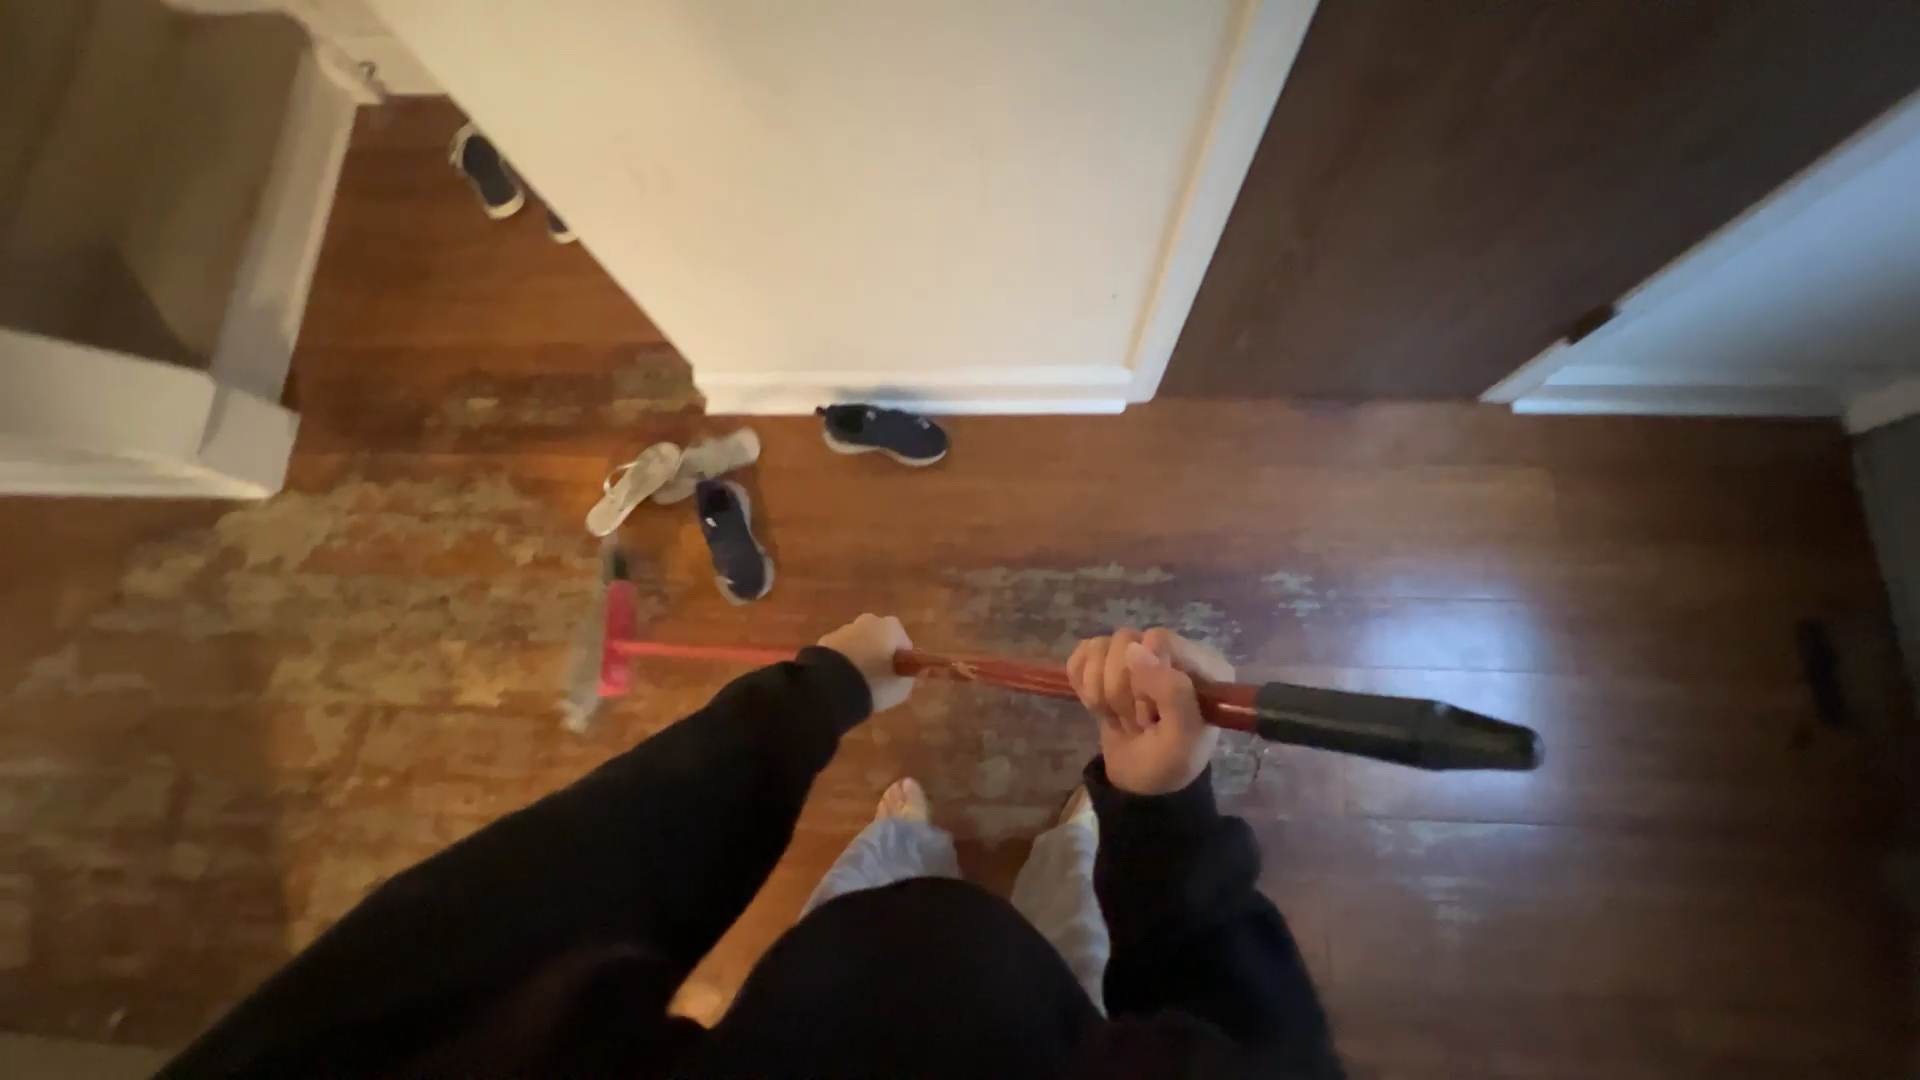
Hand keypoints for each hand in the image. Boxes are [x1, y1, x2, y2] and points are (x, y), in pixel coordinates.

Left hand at [818, 614, 913, 712]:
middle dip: (879, 656)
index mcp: (892, 627)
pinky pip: (840, 653)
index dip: (903, 663)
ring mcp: (844, 629)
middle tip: (878, 680)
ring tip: (857, 684)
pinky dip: (842, 663)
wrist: (833, 686)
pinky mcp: (825, 641)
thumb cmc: (876, 682)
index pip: (904, 645)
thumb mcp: (901, 687)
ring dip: (859, 659)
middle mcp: (869, 621)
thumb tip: (905, 674)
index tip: (896, 679)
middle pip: (880, 640)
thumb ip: (908, 677)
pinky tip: (841, 681)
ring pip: (858, 645)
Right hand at [1067, 627, 1233, 795]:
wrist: (1140, 784)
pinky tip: (1099, 705)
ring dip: (1101, 690)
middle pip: (1125, 641)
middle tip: (1138, 721)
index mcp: (1201, 663)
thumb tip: (1134, 648)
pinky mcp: (1105, 663)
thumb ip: (1172, 692)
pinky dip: (1082, 682)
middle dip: (1121, 690)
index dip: (1144, 677)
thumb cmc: (1169, 763)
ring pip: (1100, 646)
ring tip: (1120, 716)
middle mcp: (1169, 652)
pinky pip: (1083, 653)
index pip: (1158, 639)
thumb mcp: (1182, 739)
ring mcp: (1136, 655)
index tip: (1151, 712)